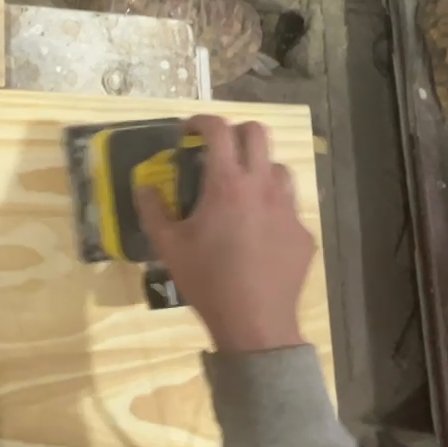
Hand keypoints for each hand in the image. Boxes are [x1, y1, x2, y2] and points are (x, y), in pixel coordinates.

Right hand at [135, 116, 314, 353]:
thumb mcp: (167, 244)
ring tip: (240, 190)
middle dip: (234, 133)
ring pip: (278, 167)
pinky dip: (271, 206)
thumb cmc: (207, 280)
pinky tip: (257, 231)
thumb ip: (152, 208)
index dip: (201, 121)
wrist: (255, 326)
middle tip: (216, 151)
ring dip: (257, 168)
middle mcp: (261, 187)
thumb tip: (144, 186)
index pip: (218, 129)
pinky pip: (288, 206)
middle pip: (258, 133)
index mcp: (226, 183)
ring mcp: (288, 209)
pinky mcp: (303, 233)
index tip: (188, 131)